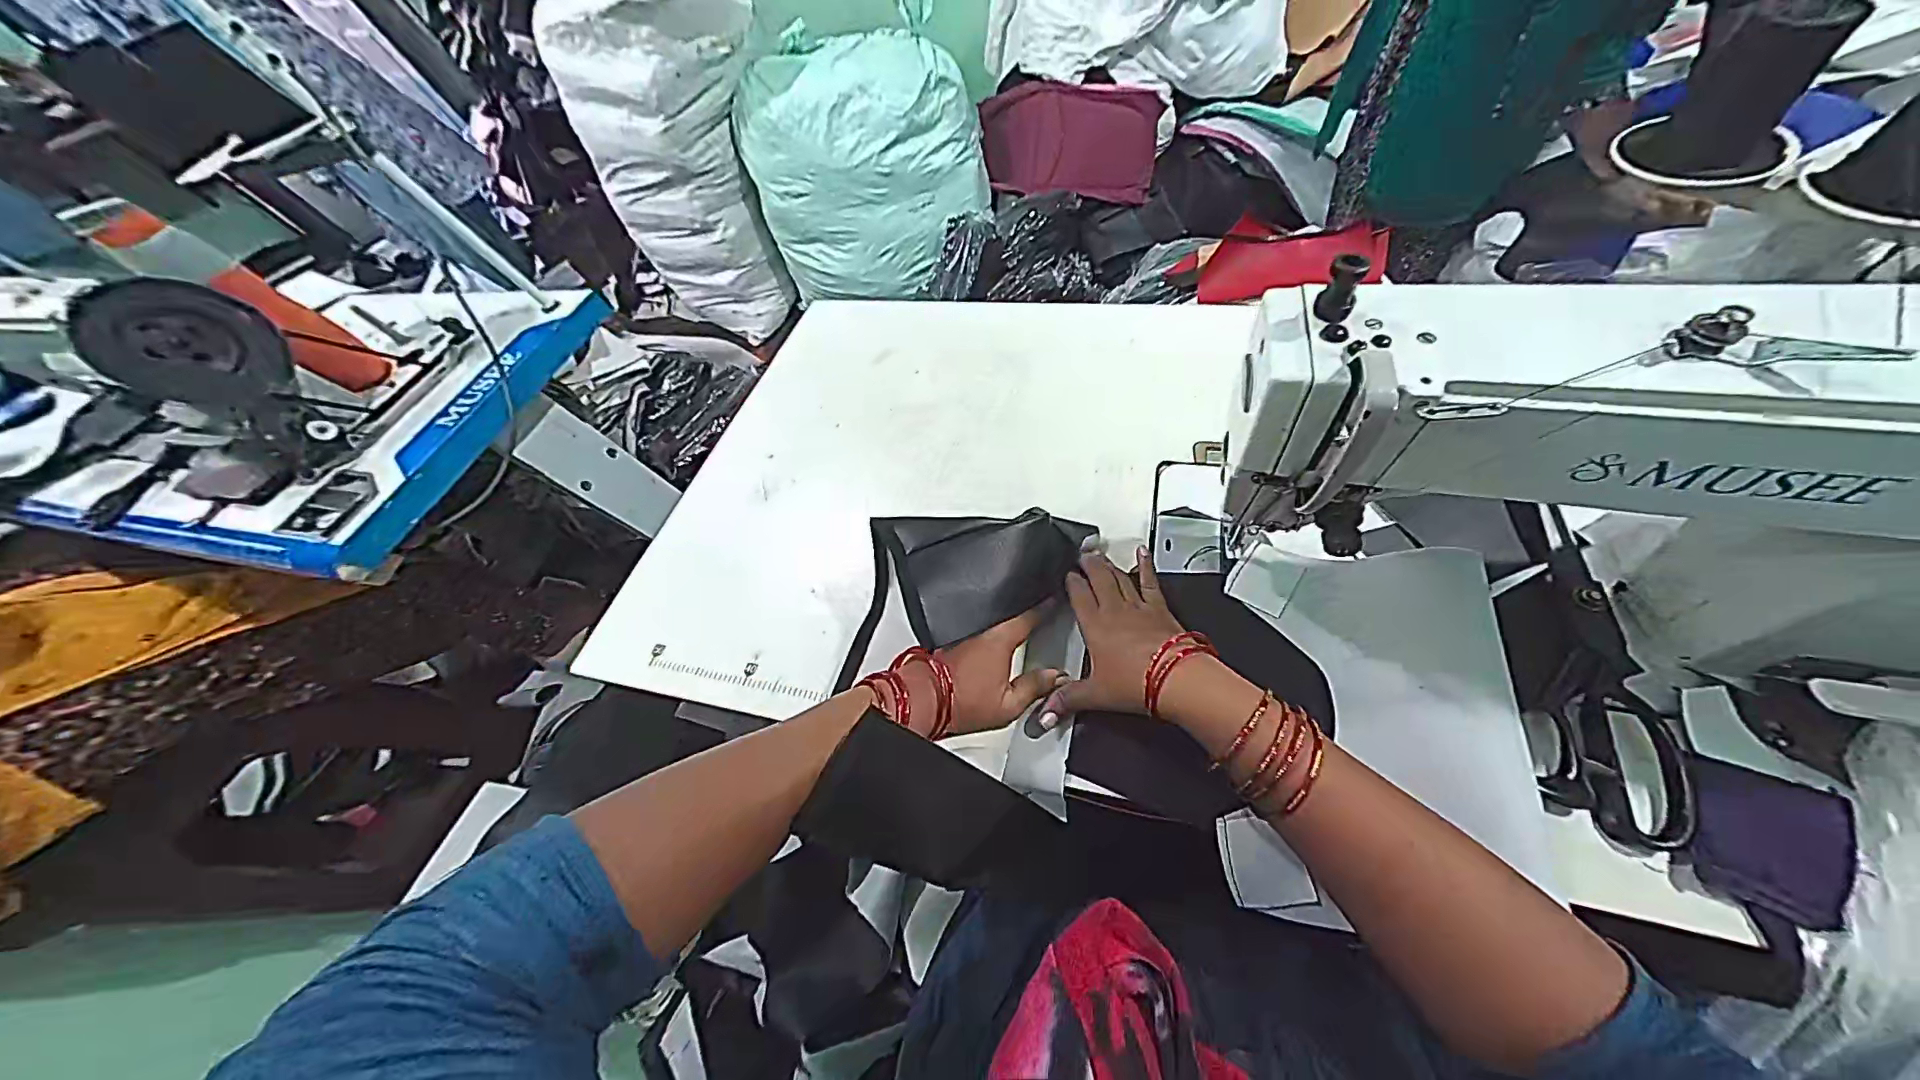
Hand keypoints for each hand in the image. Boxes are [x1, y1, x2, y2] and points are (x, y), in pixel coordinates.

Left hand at [888, 605, 1067, 737]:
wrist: (924, 700)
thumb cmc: (961, 702)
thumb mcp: (1009, 704)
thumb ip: (1035, 687)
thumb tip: (1054, 678)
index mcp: (1000, 639)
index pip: (1029, 617)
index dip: (1045, 607)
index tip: (1055, 600)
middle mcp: (982, 631)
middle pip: (1012, 618)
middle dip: (1028, 616)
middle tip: (1044, 617)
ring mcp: (966, 635)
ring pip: (995, 625)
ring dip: (1008, 627)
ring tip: (1024, 633)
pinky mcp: (954, 643)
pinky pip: (981, 634)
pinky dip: (992, 637)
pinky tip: (997, 648)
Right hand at [1036, 548, 1186, 726]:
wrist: (1175, 679)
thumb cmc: (1138, 683)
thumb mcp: (1095, 695)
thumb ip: (1068, 699)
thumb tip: (1046, 712)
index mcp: (1094, 626)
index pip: (1078, 596)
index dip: (1072, 583)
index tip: (1067, 575)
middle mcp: (1115, 611)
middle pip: (1098, 579)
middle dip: (1088, 565)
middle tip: (1083, 555)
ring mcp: (1139, 607)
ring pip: (1120, 577)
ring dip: (1109, 564)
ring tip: (1102, 554)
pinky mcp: (1160, 609)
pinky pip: (1149, 581)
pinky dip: (1145, 565)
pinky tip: (1142, 554)